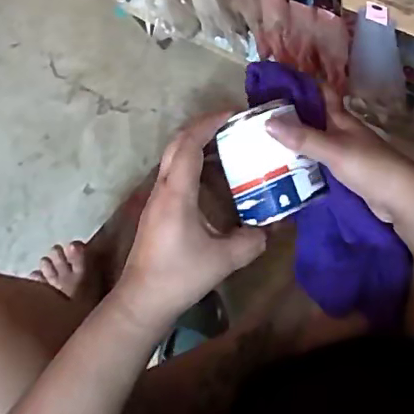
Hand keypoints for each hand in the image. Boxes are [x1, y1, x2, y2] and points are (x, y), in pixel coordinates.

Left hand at [111, 112, 266, 330]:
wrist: (141, 301)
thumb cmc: (179, 276)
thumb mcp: (223, 260)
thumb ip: (251, 241)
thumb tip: (272, 227)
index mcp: (177, 192)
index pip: (190, 143)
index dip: (210, 122)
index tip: (234, 113)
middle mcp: (163, 187)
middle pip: (178, 143)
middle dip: (204, 125)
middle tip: (233, 122)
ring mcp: (156, 197)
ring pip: (173, 155)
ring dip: (197, 142)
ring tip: (226, 141)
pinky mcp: (157, 208)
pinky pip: (174, 171)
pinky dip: (192, 160)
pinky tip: (212, 173)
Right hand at [266, 91, 413, 223]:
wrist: (401, 199)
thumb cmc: (369, 166)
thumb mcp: (332, 149)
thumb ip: (302, 138)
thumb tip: (267, 122)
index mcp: (342, 118)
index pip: (321, 92)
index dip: (302, 84)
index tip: (276, 82)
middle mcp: (343, 131)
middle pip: (315, 117)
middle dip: (292, 114)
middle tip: (261, 115)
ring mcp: (345, 152)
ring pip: (316, 140)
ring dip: (296, 140)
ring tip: (266, 141)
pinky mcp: (346, 173)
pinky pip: (319, 162)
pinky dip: (304, 162)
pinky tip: (287, 167)